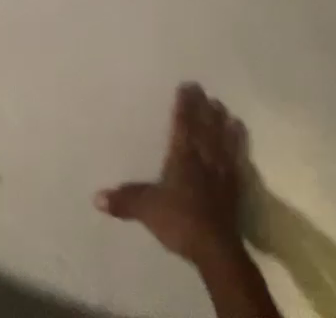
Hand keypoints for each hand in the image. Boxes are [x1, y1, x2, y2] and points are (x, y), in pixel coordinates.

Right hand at [97, 83, 249, 265]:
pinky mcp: (235, 189)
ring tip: (224, 107)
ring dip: (223, 123)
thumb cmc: (179, 221)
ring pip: (223, 140)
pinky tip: (240, 138)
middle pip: (205, 128)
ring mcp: (222, 173)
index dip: (185, 105)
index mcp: (182, 157)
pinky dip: (239, 146)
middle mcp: (204, 158)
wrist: (216, 248)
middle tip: (204, 90)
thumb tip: (95, 197)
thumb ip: (124, 199)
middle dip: (203, 108)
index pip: (184, 124)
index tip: (187, 86)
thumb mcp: (146, 209)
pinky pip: (237, 160)